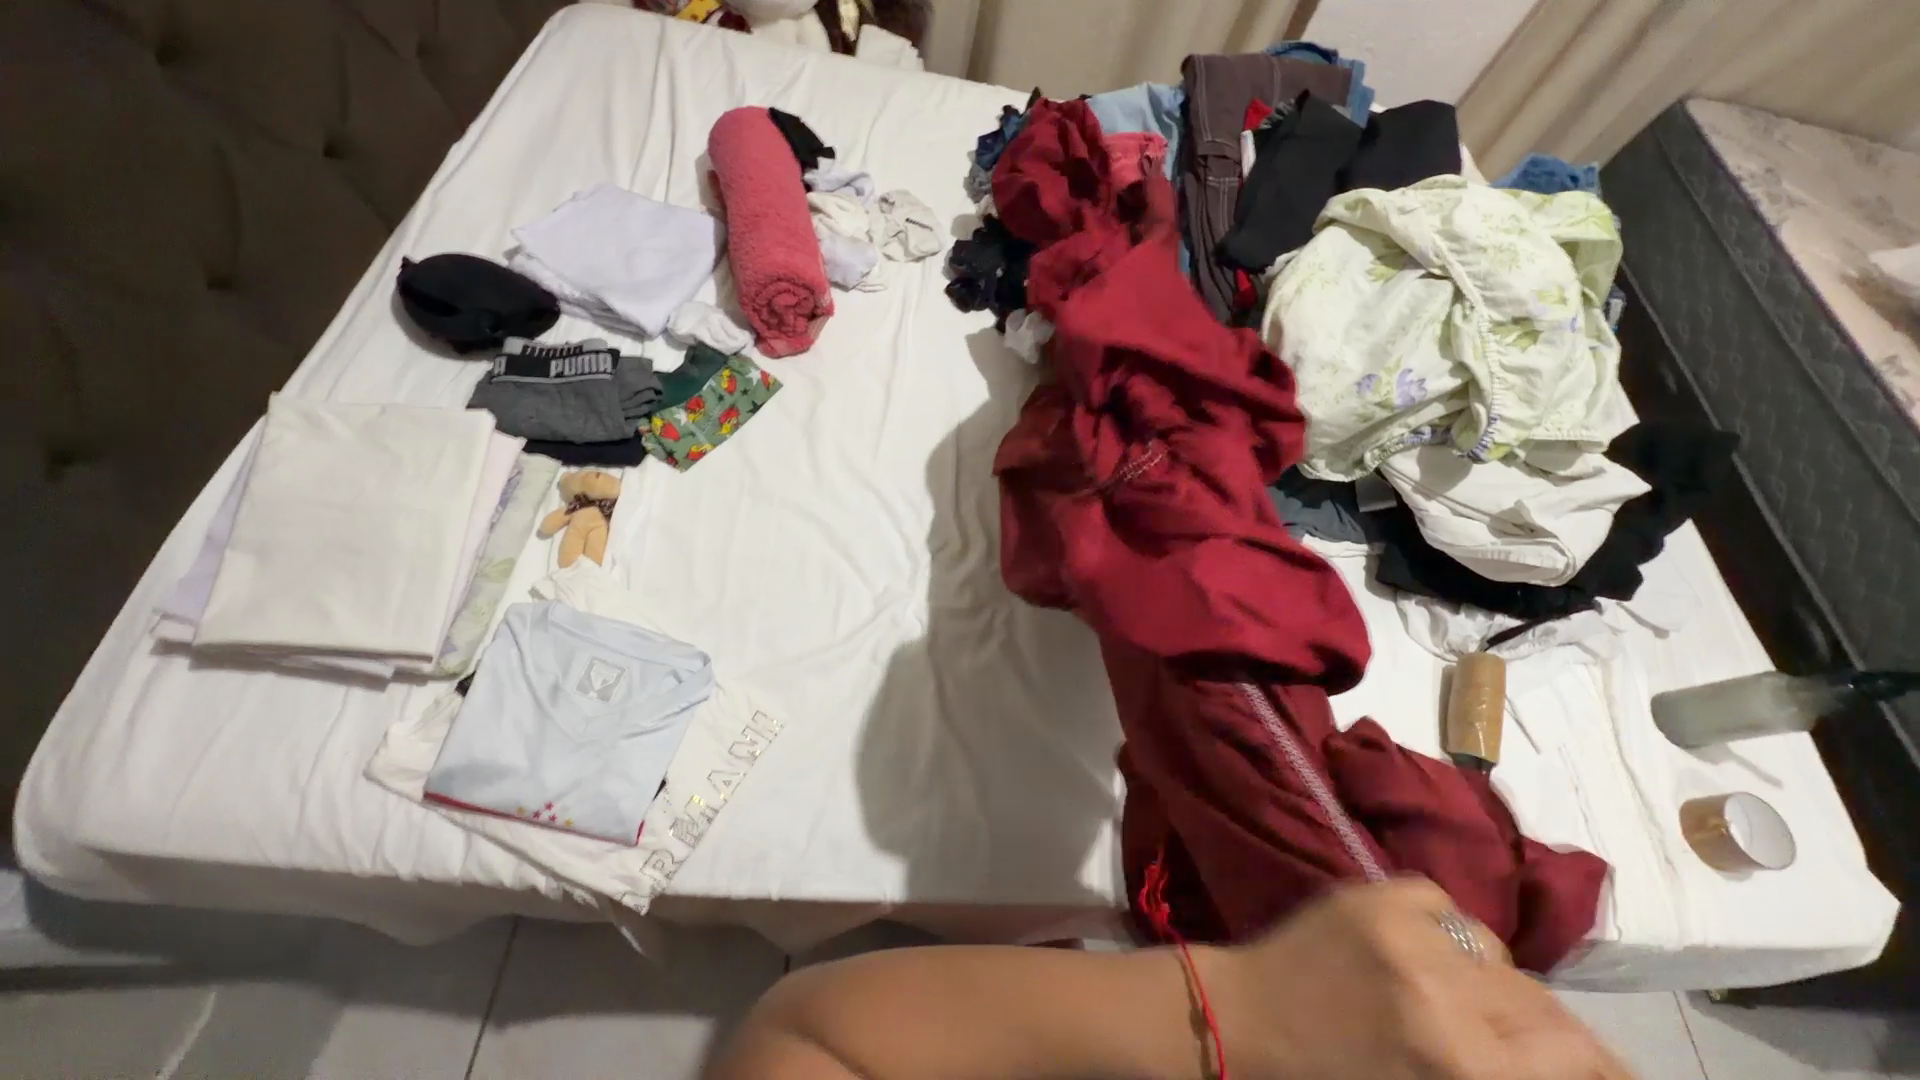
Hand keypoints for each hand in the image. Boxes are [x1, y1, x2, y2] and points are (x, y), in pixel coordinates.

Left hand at [1204, 879, 1634, 1078]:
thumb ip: (1499, 1069)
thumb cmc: (1332, 1077)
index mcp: (1461, 1063)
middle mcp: (1441, 993)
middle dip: (1547, 1030)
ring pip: (1493, 952)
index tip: (1604, 1069)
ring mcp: (1402, 933)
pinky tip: (1419, 950)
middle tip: (1531, 1043)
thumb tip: (1560, 1055)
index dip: (1600, 1064)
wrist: (1243, 1021)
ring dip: (1488, 980)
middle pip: (1541, 1004)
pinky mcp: (1370, 894)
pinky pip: (1441, 903)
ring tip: (1455, 996)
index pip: (1575, 1053)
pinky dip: (1444, 929)